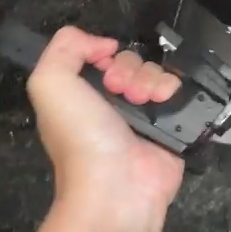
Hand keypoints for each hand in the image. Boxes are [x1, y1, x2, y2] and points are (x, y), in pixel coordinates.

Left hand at [12, 26, 182, 231]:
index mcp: (81, 96)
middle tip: (122, 91)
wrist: (116, 188)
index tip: (103, 69)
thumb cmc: (80, 138)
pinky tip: (164, 103)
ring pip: (157, 75)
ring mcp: (144, 118)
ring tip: (145, 101)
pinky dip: (175, 92)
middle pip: (132, 63)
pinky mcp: (172, 130)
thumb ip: (64, 48)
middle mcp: (112, 106)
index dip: (103, 54)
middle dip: (129, 69)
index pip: (100, 57)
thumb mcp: (49, 84)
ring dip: (152, 80)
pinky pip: (181, 96)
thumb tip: (103, 44)